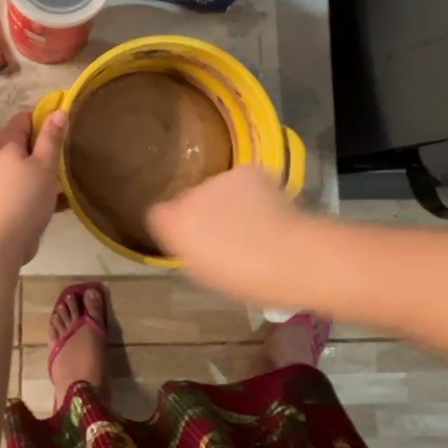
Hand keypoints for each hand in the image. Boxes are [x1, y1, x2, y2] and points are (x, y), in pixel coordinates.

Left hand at [0, 109, 67, 268]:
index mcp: (5, 143)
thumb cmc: (23, 198)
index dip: (46, 117)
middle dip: (50, 144)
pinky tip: (67, 199)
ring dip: (49, 169)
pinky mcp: (9, 202)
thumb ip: (52, 137)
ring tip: (73, 171)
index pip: (25, 118)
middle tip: (73, 149)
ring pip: (30, 166)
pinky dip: (46, 190)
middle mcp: (0, 159)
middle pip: (27, 142)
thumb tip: (59, 110)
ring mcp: (3, 182)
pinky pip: (30, 188)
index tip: (69, 125)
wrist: (1, 244)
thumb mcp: (43, 164)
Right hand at [147, 165, 321, 309]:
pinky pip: (241, 180)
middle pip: (189, 199)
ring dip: (226, 200)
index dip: (176, 226)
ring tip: (249, 221)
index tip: (192, 239)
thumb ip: (186, 248)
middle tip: (225, 233)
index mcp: (171, 224)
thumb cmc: (244, 278)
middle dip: (202, 211)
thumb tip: (186, 235)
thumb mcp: (203, 272)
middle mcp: (187, 195)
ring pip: (215, 188)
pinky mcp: (245, 170)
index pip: (158, 215)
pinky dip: (250, 190)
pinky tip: (265, 208)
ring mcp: (217, 179)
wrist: (290, 257)